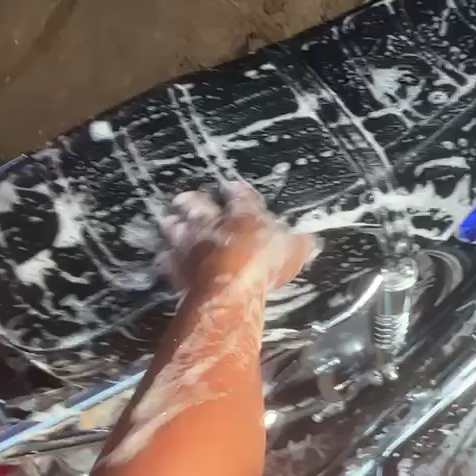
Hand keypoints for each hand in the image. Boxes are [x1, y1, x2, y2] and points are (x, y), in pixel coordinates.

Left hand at [158, 181, 318, 293]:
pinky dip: (165, 257)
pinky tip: (166, 257)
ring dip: (172, 224)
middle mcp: (211, 222)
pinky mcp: (174, 266)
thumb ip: (300, 243)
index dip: (235, 190)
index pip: (238, 194)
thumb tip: (312, 241)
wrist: (229, 288)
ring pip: (173, 226)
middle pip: (194, 203)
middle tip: (189, 199)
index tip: (231, 186)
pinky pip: (164, 258)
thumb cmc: (265, 264)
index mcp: (243, 213)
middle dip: (191, 200)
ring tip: (171, 221)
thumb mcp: (294, 251)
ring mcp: (189, 243)